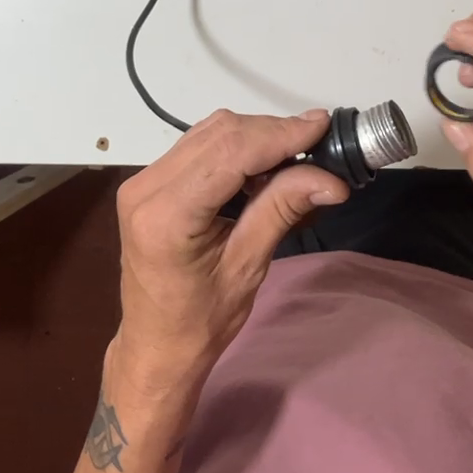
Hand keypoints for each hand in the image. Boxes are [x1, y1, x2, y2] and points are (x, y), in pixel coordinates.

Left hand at [112, 109, 348, 385]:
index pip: (229, 153)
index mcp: (166, 215)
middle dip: (272, 132)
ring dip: (256, 135)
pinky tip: (264, 162)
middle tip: (319, 142)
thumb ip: (281, 210)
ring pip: (209, 132)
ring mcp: (142, 179)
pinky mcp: (148, 180)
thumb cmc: (201, 321)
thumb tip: (330, 178)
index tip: (323, 125)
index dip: (279, 134)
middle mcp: (145, 185)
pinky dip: (235, 145)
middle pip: (219, 134)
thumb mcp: (248, 268)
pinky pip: (197, 145)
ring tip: (298, 152)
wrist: (155, 346)